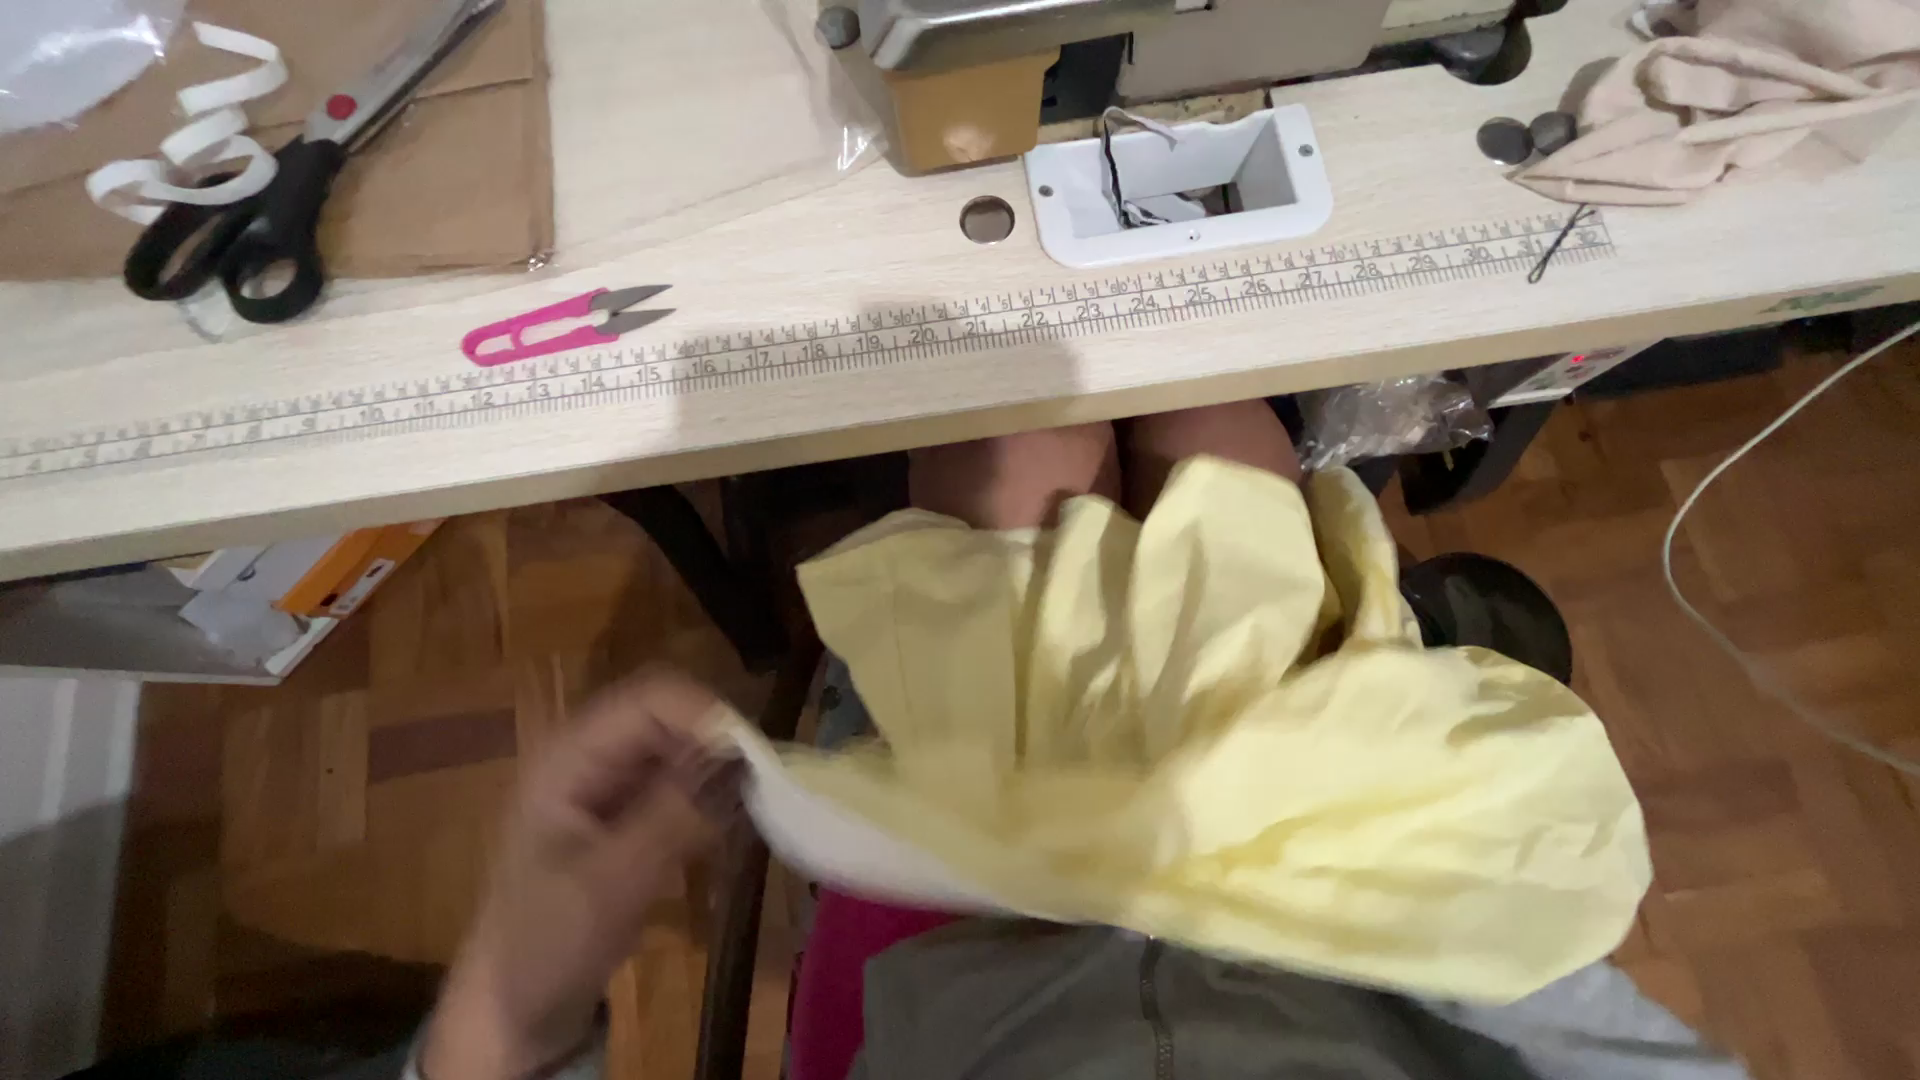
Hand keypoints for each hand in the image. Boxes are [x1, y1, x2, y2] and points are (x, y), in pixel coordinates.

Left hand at [422, 669, 742, 1079]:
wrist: (517, 1008)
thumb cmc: (547, 942)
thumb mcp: (612, 880)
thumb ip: (674, 815)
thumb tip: (739, 760)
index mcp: (571, 756)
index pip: (649, 699)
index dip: (704, 713)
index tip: (751, 754)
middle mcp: (596, 754)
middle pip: (674, 714)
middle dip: (719, 740)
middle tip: (761, 781)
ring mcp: (616, 781)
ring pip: (686, 743)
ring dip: (721, 767)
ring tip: (751, 805)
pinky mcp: (635, 808)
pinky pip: (687, 778)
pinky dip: (714, 792)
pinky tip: (729, 824)